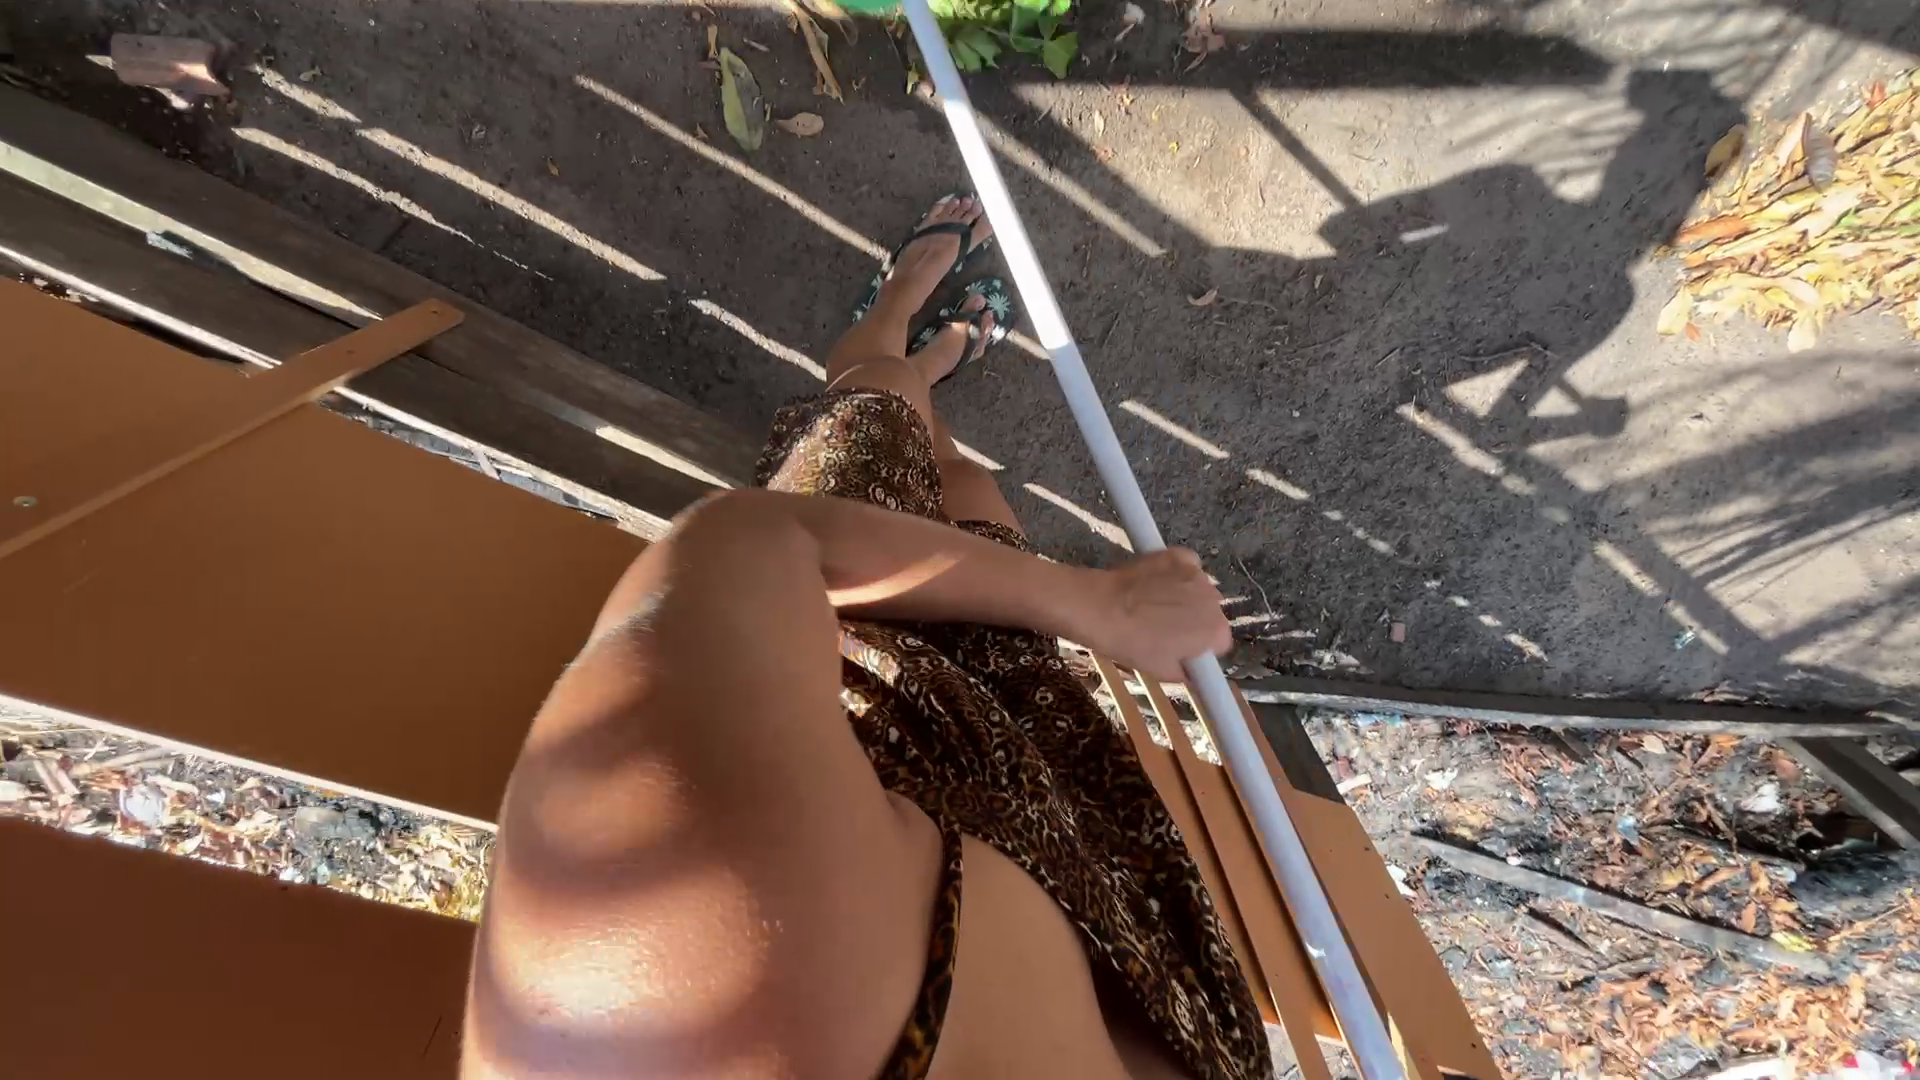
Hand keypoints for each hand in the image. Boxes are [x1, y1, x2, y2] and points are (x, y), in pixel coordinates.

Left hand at [1089, 548, 1232, 681]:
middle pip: (1210, 612)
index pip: (1219, 642)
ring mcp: (1196, 572)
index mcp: (1215, 631)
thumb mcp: (1162, 671)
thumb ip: (1187, 672)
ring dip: (1185, 594)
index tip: (1181, 647)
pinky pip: (1186, 565)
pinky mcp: (1177, 554)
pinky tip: (1154, 580)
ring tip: (1153, 602)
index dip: (1200, 646)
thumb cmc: (1131, 643)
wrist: (1099, 606)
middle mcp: (1214, 599)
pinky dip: (1175, 572)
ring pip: (1198, 588)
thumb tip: (1192, 671)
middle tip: (1163, 625)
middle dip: (1193, 619)